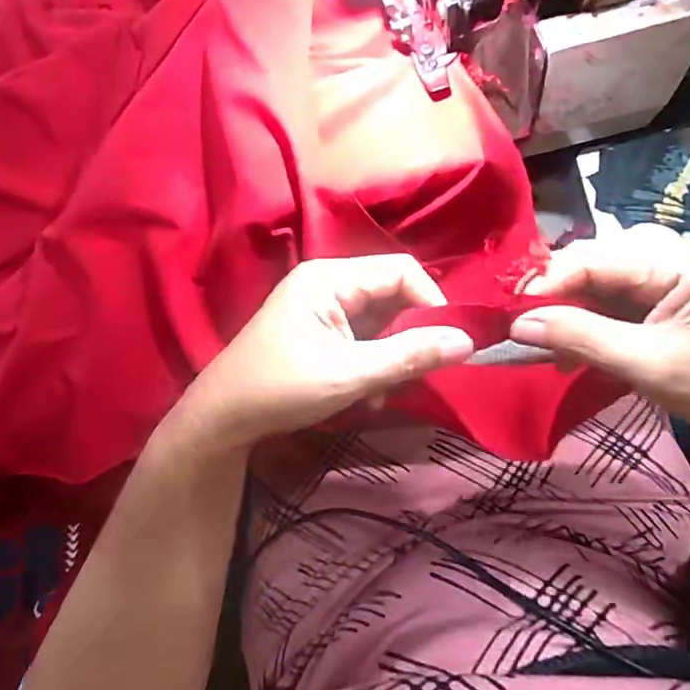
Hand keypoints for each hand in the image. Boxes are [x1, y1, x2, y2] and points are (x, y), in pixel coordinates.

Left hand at [175, 255, 474, 450]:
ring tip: (381, 391)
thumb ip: (409, 356)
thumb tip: (468, 342)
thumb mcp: (349, 374)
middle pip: (392, 294)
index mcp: (328, 278)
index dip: (431, 302)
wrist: (221, 418)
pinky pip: (364, 337)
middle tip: (417, 374)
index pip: (400, 271)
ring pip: (382, 320)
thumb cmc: (280, 389)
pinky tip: (366, 394)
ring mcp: (322, 307)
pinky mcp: (320, 331)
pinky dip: (374, 363)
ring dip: (392, 356)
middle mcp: (327, 283)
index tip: (449, 344)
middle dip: (410, 336)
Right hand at [507, 226, 689, 447]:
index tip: (509, 314)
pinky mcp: (679, 299)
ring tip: (550, 344)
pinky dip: (597, 323)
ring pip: (606, 282)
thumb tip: (516, 324)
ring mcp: (680, 276)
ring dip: (575, 312)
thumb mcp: (651, 364)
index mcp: (681, 258)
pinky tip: (579, 346)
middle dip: (559, 296)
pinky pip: (623, 300)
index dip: (547, 282)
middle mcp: (678, 255)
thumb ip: (581, 338)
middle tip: (525, 330)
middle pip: (598, 263)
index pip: (595, 257)